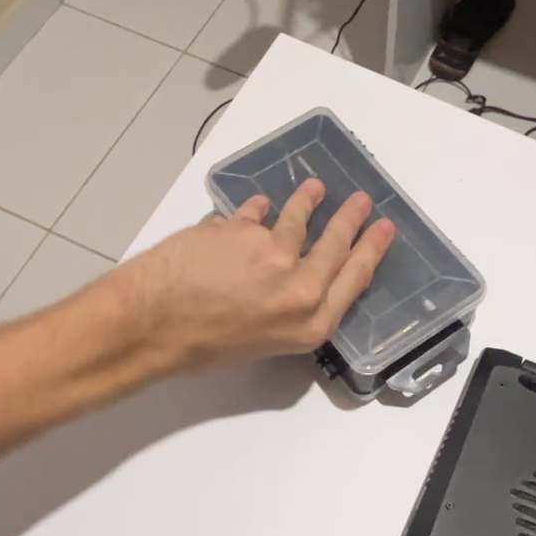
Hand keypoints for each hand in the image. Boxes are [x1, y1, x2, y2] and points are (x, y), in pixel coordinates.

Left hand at [114, 178, 396, 369]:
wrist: (152, 324)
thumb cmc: (201, 347)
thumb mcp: (263, 342)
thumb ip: (288, 309)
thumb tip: (292, 275)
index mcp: (310, 324)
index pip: (354, 279)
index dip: (371, 250)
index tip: (384, 229)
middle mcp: (301, 289)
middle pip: (336, 244)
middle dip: (351, 219)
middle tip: (362, 200)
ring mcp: (273, 252)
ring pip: (297, 219)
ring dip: (306, 201)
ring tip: (313, 189)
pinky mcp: (243, 229)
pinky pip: (254, 214)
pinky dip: (255, 211)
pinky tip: (255, 207)